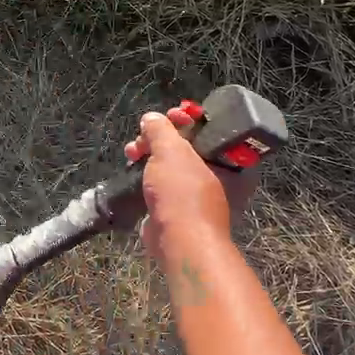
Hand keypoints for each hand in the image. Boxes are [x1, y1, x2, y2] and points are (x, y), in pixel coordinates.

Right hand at [122, 107, 256, 255]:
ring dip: (148, 151)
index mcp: (223, 160)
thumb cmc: (181, 192)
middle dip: (159, 136)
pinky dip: (146, 171)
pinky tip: (132, 167)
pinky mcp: (175, 203)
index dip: (188, 119)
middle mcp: (212, 173)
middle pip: (183, 144)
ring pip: (168, 161)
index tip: (170, 114)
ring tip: (131, 152)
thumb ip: (161, 130)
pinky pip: (159, 179)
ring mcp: (192, 190)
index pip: (208, 130)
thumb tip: (152, 118)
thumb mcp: (170, 152)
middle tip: (143, 136)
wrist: (179, 239)